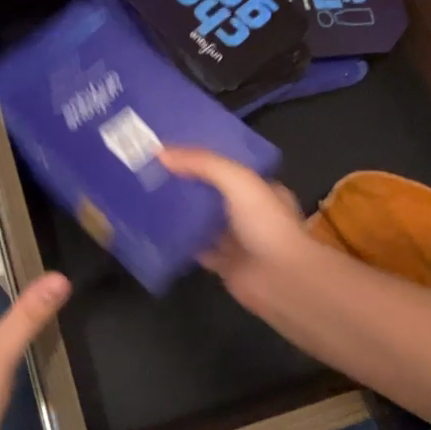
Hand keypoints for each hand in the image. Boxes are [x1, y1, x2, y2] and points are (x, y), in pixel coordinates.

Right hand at [159, 148, 319, 312]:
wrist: (281, 279)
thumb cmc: (265, 223)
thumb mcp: (237, 180)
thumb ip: (202, 163)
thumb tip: (160, 152)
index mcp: (262, 189)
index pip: (229, 167)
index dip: (204, 158)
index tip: (174, 150)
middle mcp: (251, 213)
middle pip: (214, 194)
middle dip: (189, 184)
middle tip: (154, 171)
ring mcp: (238, 240)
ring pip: (204, 222)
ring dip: (182, 213)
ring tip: (149, 197)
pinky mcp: (225, 265)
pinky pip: (198, 249)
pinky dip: (180, 242)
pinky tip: (156, 231)